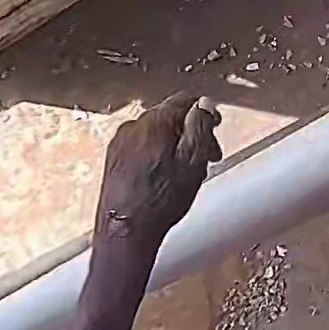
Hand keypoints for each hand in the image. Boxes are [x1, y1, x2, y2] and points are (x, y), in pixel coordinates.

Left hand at [96, 92, 221, 248]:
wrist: (126, 229)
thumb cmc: (159, 200)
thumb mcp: (194, 160)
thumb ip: (201, 127)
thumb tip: (204, 104)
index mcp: (154, 121)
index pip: (184, 100)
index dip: (204, 112)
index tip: (214, 126)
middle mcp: (133, 127)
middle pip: (170, 117)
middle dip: (191, 133)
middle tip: (207, 156)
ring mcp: (120, 143)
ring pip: (156, 133)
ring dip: (174, 146)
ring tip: (186, 173)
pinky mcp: (114, 160)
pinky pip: (141, 148)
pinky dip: (156, 156)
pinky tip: (164, 178)